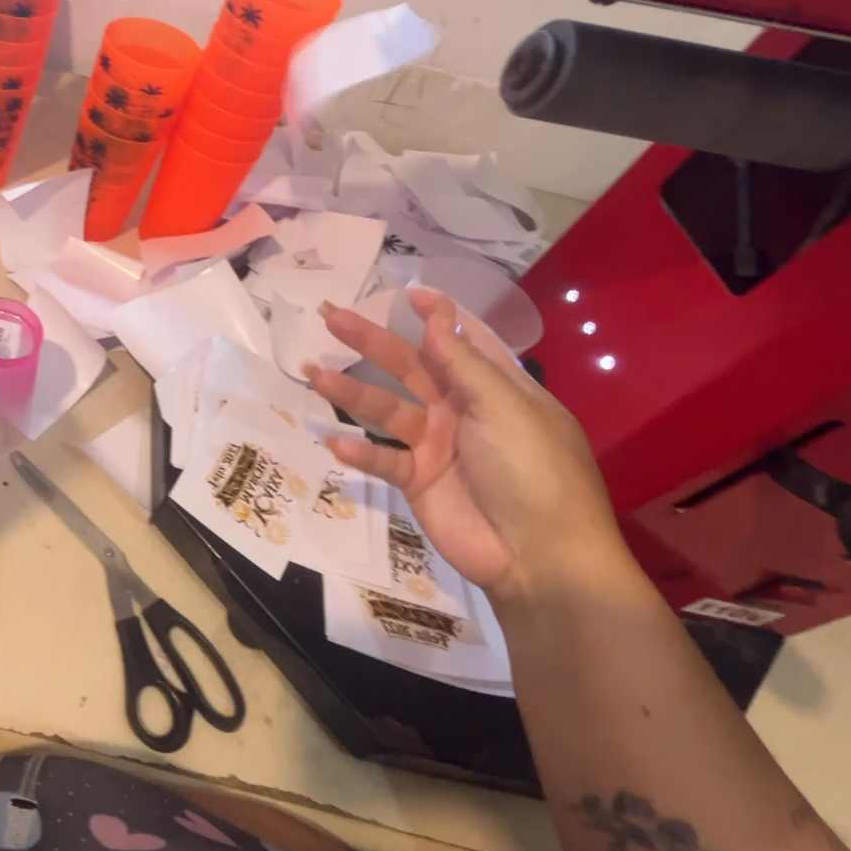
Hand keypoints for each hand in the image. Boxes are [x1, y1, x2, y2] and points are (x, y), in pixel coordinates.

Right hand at [304, 288, 632, 603]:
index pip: (460, 342)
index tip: (406, 293)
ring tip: (311, 373)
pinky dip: (358, 452)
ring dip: (348, 391)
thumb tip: (438, 313)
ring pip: (384, 409)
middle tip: (329, 317)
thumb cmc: (534, 471)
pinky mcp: (417, 481)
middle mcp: (462, 411)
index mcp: (495, 390)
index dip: (436, 318)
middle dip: (369, 342)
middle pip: (408, 367)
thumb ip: (463, 362)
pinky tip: (334, 444)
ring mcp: (436, 446)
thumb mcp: (505, 408)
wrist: (539, 556)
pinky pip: (381, 458)